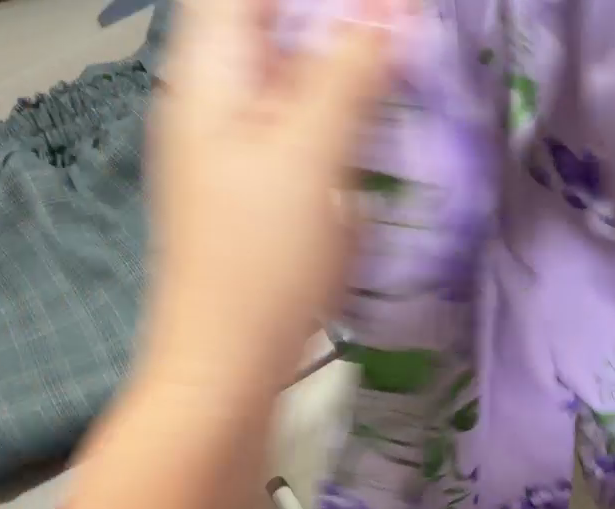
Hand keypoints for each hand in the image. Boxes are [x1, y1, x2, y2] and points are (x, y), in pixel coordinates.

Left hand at [146, 0, 395, 379]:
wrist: (226, 366)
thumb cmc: (262, 262)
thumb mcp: (309, 155)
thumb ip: (349, 71)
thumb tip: (396, 9)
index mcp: (210, 75)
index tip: (382, 11)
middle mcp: (212, 104)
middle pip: (270, 30)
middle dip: (336, 25)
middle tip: (404, 41)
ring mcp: (231, 155)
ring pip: (288, 85)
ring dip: (342, 75)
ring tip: (400, 82)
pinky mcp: (254, 200)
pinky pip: (295, 138)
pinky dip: (335, 127)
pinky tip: (370, 148)